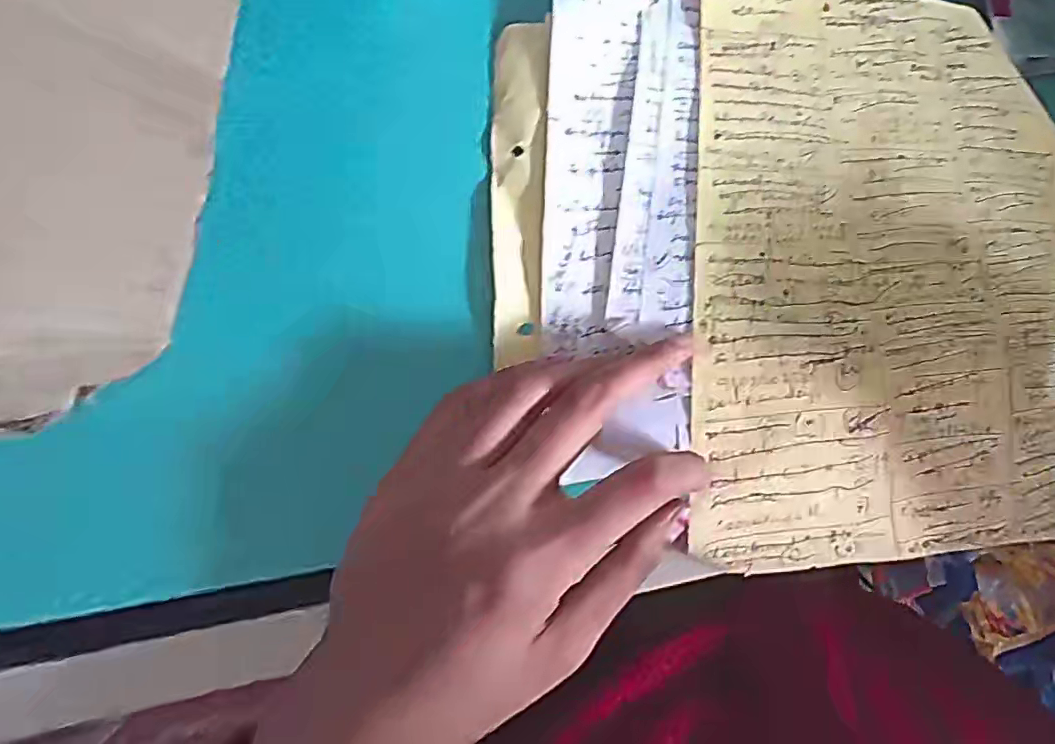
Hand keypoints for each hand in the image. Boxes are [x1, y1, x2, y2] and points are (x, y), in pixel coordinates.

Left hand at [258, 339, 705, 743]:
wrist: (354, 709)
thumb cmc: (473, 684)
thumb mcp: (565, 649)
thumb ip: (627, 570)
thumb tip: (676, 506)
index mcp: (539, 559)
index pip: (638, 486)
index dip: (683, 467)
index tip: (701, 468)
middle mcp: (495, 505)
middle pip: (585, 407)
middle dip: (645, 366)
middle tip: (679, 347)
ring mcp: (444, 480)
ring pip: (525, 387)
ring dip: (583, 363)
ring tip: (616, 360)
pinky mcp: (407, 471)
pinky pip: (466, 399)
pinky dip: (516, 377)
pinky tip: (545, 378)